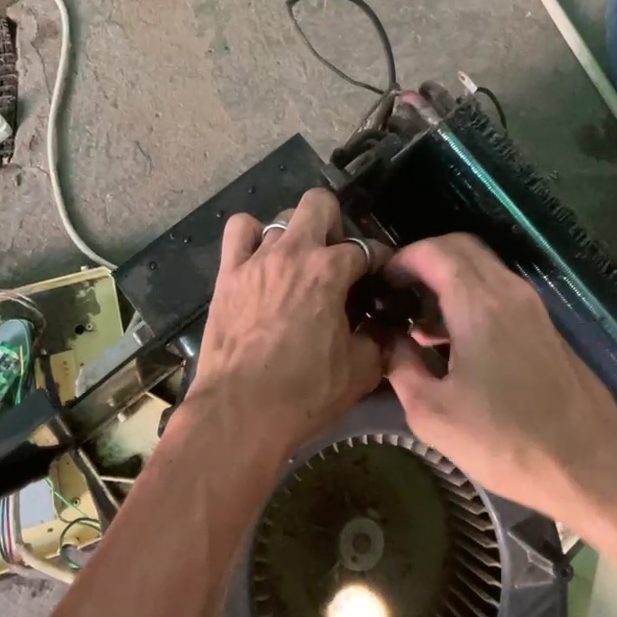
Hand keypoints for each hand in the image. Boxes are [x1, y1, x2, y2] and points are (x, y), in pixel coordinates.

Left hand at [187, 188, 388, 458]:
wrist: (239, 413)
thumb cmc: (304, 394)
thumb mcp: (359, 372)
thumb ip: (380, 342)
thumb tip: (388, 329)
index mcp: (329, 271)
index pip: (366, 248)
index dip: (380, 261)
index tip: (382, 277)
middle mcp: (293, 252)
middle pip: (320, 204)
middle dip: (336, 224)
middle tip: (337, 260)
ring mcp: (256, 259)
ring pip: (281, 217)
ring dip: (296, 234)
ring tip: (300, 263)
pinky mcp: (228, 273)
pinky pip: (239, 231)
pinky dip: (253, 236)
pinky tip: (261, 258)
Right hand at [384, 234, 616, 515]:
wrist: (591, 464)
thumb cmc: (507, 441)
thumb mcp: (434, 414)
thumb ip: (401, 367)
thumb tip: (390, 340)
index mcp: (478, 303)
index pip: (434, 251)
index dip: (401, 260)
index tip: (380, 285)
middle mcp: (507, 290)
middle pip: (460, 247)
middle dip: (423, 260)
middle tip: (397, 293)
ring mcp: (531, 305)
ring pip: (482, 267)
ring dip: (448, 278)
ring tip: (419, 321)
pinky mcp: (543, 324)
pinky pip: (498, 289)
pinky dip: (470, 295)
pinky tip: (453, 339)